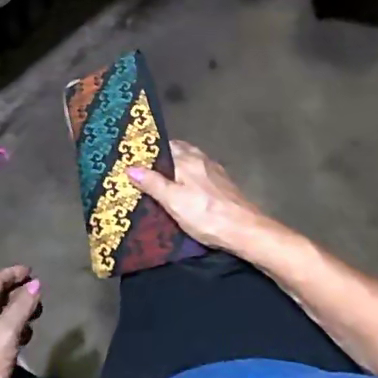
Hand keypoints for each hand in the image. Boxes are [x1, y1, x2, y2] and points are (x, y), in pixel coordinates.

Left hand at [0, 266, 41, 377]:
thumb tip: (36, 283)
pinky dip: (18, 331)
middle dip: (18, 293)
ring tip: (38, 312)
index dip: (12, 274)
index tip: (31, 270)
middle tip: (39, 292)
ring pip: (3, 318)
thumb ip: (22, 306)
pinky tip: (28, 335)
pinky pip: (5, 336)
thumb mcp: (6, 328)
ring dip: (19, 312)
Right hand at [127, 140, 306, 267]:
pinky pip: (201, 173)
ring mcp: (216, 173)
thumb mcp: (173, 201)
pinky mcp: (225, 186)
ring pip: (192, 162)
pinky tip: (186, 189)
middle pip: (179, 151)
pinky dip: (190, 176)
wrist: (247, 232)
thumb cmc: (206, 215)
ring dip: (178, 165)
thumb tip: (130, 167)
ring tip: (163, 178)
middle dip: (164, 156)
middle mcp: (202, 160)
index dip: (149, 149)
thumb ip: (152, 183)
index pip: (165, 145)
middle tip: (146, 167)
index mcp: (187, 159)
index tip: (135, 156)